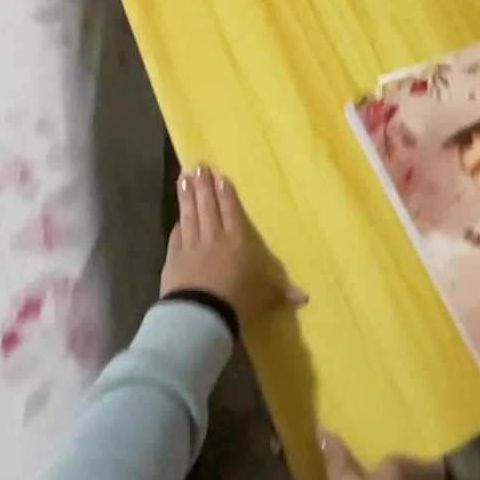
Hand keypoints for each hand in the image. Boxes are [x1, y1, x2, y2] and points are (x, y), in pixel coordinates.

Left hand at [160, 163, 305, 324]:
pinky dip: (177, 226)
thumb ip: (282, 292)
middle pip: (208, 207)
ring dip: (187, 196)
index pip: (231, 212)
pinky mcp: (173, 260)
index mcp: (237, 241)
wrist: (201, 313)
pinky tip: (177, 218)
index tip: (219, 176)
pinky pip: (176, 237)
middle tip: (198, 166)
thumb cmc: (239, 298)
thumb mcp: (266, 295)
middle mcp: (214, 238)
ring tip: (183, 177)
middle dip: (204, 185)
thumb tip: (306, 297)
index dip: (226, 194)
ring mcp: (191, 247)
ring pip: (190, 215)